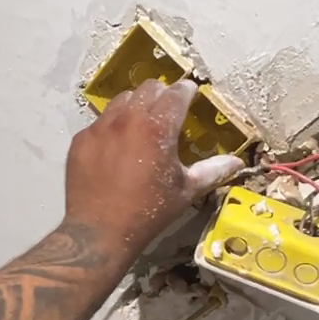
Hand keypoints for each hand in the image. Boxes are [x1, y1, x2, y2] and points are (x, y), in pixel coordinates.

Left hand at [63, 79, 244, 255]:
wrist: (99, 231)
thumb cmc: (148, 212)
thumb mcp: (185, 191)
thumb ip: (212, 171)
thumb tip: (237, 162)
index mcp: (158, 128)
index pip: (176, 94)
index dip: (186, 90)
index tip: (190, 91)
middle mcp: (128, 119)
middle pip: (148, 88)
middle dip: (162, 93)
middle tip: (167, 107)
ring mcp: (100, 128)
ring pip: (122, 99)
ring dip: (136, 105)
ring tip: (141, 123)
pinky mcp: (81, 139)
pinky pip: (100, 122)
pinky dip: (112, 126)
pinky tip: (116, 146)